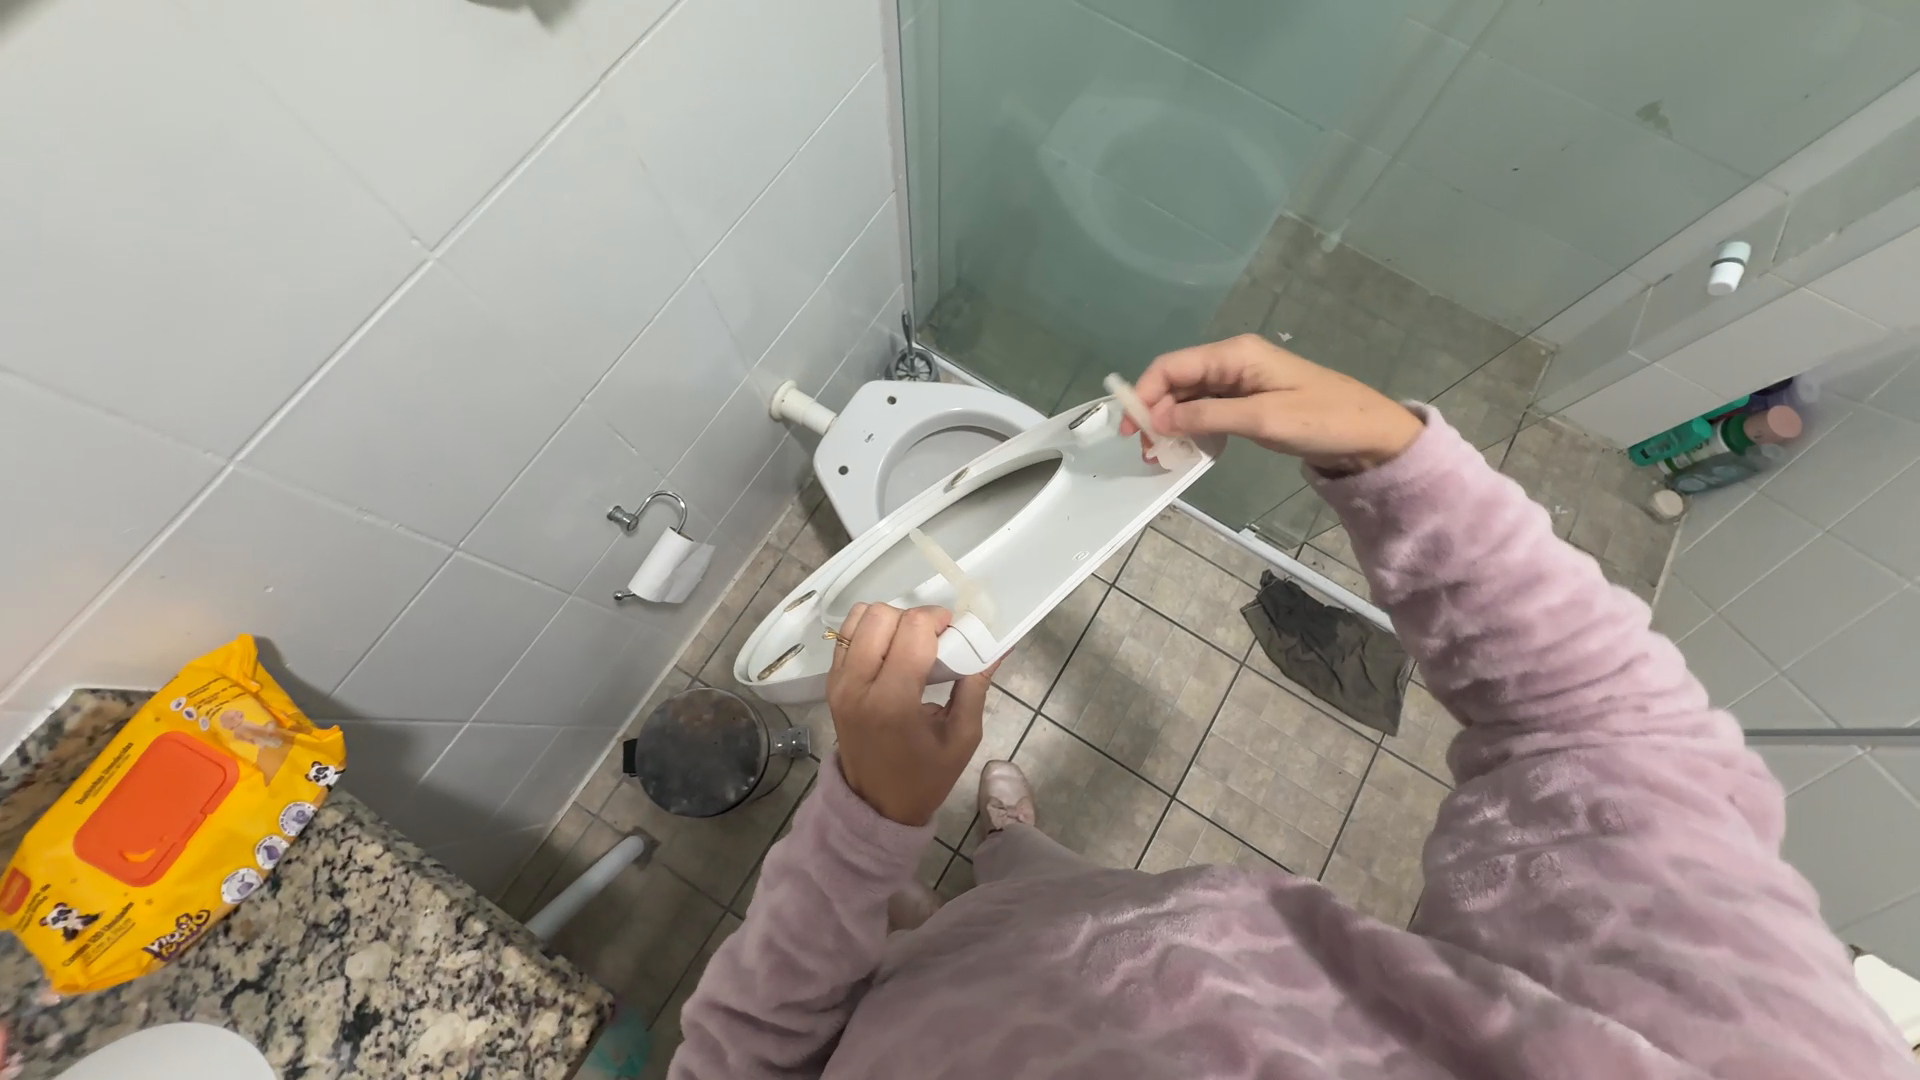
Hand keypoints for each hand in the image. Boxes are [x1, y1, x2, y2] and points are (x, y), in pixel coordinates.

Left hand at [827, 603, 988, 825]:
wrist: (877, 805)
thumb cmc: (925, 776)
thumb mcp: (962, 737)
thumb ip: (976, 684)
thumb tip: (999, 645)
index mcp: (892, 702)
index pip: (912, 631)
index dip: (937, 620)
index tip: (953, 633)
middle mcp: (858, 685)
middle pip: (883, 616)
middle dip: (914, 619)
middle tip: (934, 639)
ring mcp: (839, 682)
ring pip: (861, 617)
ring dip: (891, 620)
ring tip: (910, 643)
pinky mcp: (831, 682)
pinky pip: (847, 634)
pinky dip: (871, 631)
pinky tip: (891, 651)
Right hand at [1119, 334, 1423, 474]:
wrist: (1370, 434)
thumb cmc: (1321, 419)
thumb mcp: (1261, 419)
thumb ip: (1207, 416)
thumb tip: (1159, 418)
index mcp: (1234, 355)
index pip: (1171, 366)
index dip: (1144, 393)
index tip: (1131, 428)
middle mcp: (1231, 362)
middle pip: (1174, 381)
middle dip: (1153, 412)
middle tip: (1145, 449)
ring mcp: (1237, 381)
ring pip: (1186, 398)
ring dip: (1169, 423)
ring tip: (1160, 453)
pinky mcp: (1244, 401)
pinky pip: (1204, 410)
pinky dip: (1189, 427)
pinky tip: (1184, 447)